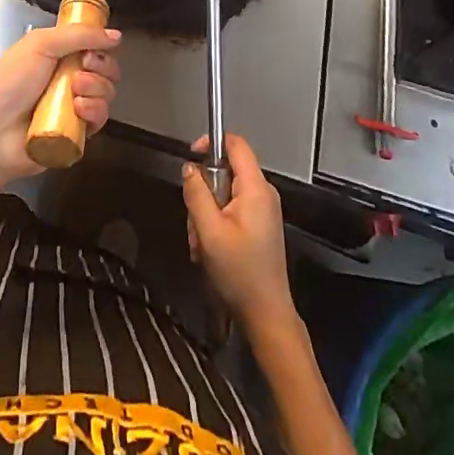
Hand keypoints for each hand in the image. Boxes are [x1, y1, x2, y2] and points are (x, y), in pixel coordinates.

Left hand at [0, 23, 121, 182]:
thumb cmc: (6, 85)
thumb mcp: (40, 44)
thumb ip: (79, 34)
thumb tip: (114, 34)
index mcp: (53, 56)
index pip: (91, 46)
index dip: (98, 45)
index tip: (92, 48)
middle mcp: (64, 80)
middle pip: (104, 70)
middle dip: (101, 67)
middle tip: (83, 69)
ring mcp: (70, 107)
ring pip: (105, 94)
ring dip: (96, 88)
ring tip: (75, 92)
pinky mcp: (76, 133)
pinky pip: (100, 119)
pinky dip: (94, 112)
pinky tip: (78, 110)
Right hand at [181, 133, 294, 327]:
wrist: (265, 311)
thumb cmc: (239, 271)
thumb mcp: (209, 231)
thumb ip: (196, 194)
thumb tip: (189, 168)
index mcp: (255, 189)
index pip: (236, 144)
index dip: (211, 142)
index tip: (190, 155)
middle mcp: (262, 194)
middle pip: (225, 172)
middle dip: (203, 194)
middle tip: (196, 223)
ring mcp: (261, 210)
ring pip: (223, 195)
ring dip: (205, 216)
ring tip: (203, 244)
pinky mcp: (258, 225)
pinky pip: (230, 211)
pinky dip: (214, 226)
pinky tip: (210, 250)